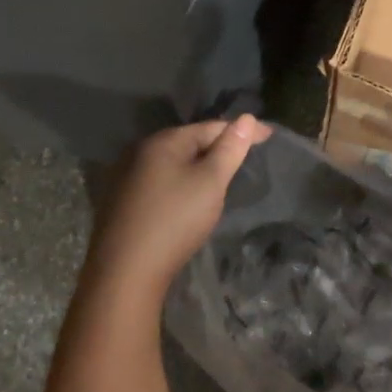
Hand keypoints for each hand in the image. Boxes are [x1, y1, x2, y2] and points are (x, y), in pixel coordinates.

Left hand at [88, 116, 272, 290]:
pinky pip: (161, 181)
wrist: (125, 273)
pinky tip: (190, 196)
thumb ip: (230, 149)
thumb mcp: (211, 182)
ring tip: (223, 174)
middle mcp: (140, 152)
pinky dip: (182, 182)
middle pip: (191, 142)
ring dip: (200, 164)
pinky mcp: (122, 201)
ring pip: (175, 163)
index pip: (211, 127)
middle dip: (219, 146)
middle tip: (246, 155)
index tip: (268, 136)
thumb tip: (246, 117)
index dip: (242, 131)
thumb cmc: (175, 220)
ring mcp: (126, 177)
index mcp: (163, 142)